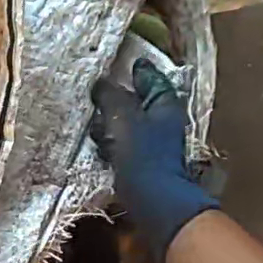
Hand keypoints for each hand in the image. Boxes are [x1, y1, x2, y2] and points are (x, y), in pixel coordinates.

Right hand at [89, 59, 218, 262]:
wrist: (153, 199)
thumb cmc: (141, 153)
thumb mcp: (122, 117)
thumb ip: (110, 96)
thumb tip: (101, 83)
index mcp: (164, 103)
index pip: (151, 77)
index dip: (139, 69)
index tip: (129, 62)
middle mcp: (162, 120)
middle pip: (134, 101)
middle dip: (115, 102)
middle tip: (98, 100)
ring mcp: (153, 142)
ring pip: (125, 124)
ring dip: (109, 125)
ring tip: (98, 131)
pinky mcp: (142, 161)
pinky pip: (122, 145)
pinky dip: (112, 145)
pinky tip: (103, 151)